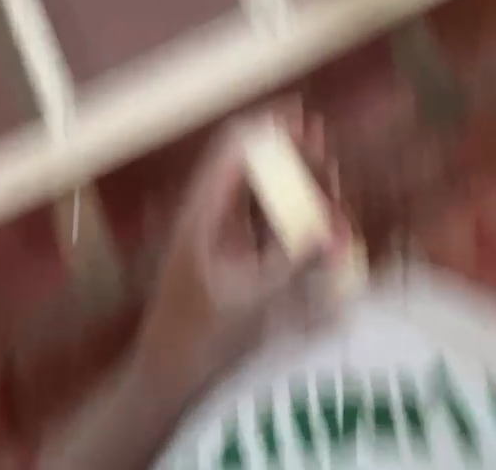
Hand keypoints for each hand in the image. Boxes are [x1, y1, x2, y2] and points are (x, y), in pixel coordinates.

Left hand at [128, 104, 350, 401]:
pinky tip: (319, 226)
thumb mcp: (247, 303)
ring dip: (295, 185)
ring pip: (261, 192)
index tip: (304, 119)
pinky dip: (291, 218)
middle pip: (252, 164)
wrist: (165, 376)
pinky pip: (265, 223)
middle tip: (326, 155)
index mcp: (204, 211)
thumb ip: (289, 267)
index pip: (234, 149)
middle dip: (290, 154)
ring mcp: (220, 234)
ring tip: (331, 187)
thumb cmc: (197, 338)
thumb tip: (329, 232)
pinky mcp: (232, 255)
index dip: (268, 128)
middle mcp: (211, 213)